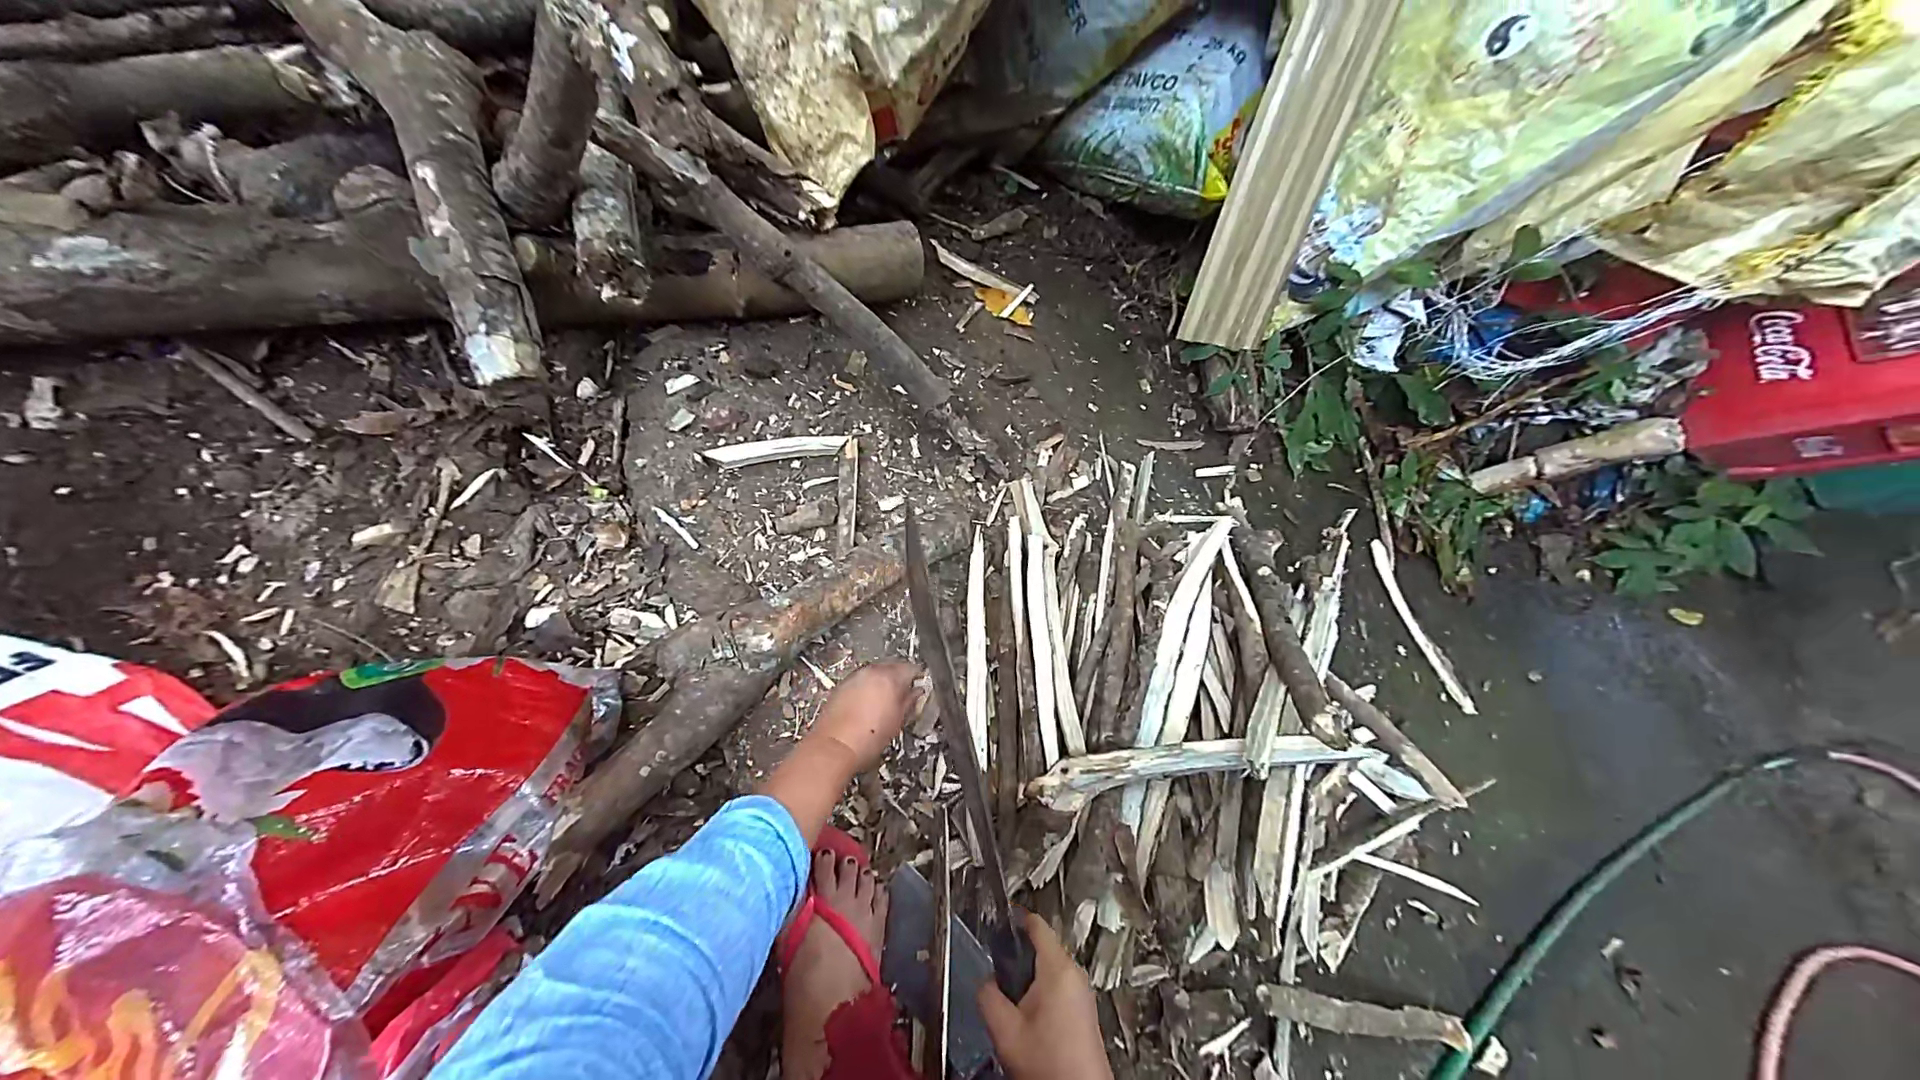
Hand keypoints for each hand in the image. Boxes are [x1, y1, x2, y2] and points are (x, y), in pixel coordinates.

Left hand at [808, 659, 921, 771]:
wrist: (834, 748)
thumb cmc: (865, 739)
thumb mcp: (898, 721)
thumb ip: (910, 702)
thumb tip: (916, 694)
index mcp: (889, 677)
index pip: (912, 668)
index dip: (918, 679)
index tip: (919, 690)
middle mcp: (871, 672)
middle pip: (892, 668)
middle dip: (899, 681)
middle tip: (903, 700)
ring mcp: (854, 678)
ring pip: (875, 675)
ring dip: (882, 685)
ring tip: (884, 707)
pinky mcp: (841, 687)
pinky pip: (860, 682)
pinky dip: (866, 690)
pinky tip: (868, 709)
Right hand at [977, 912, 1111, 1079]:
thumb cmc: (1049, 1063)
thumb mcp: (1005, 1030)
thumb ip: (987, 995)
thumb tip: (984, 981)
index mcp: (1058, 967)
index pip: (1036, 924)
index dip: (1015, 918)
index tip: (998, 920)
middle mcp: (1074, 973)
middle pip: (1042, 945)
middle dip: (1018, 955)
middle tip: (997, 970)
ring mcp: (1082, 990)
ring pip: (1049, 966)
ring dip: (1028, 974)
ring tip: (1010, 997)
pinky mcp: (1083, 1007)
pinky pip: (1058, 983)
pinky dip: (1040, 988)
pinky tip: (1028, 1014)